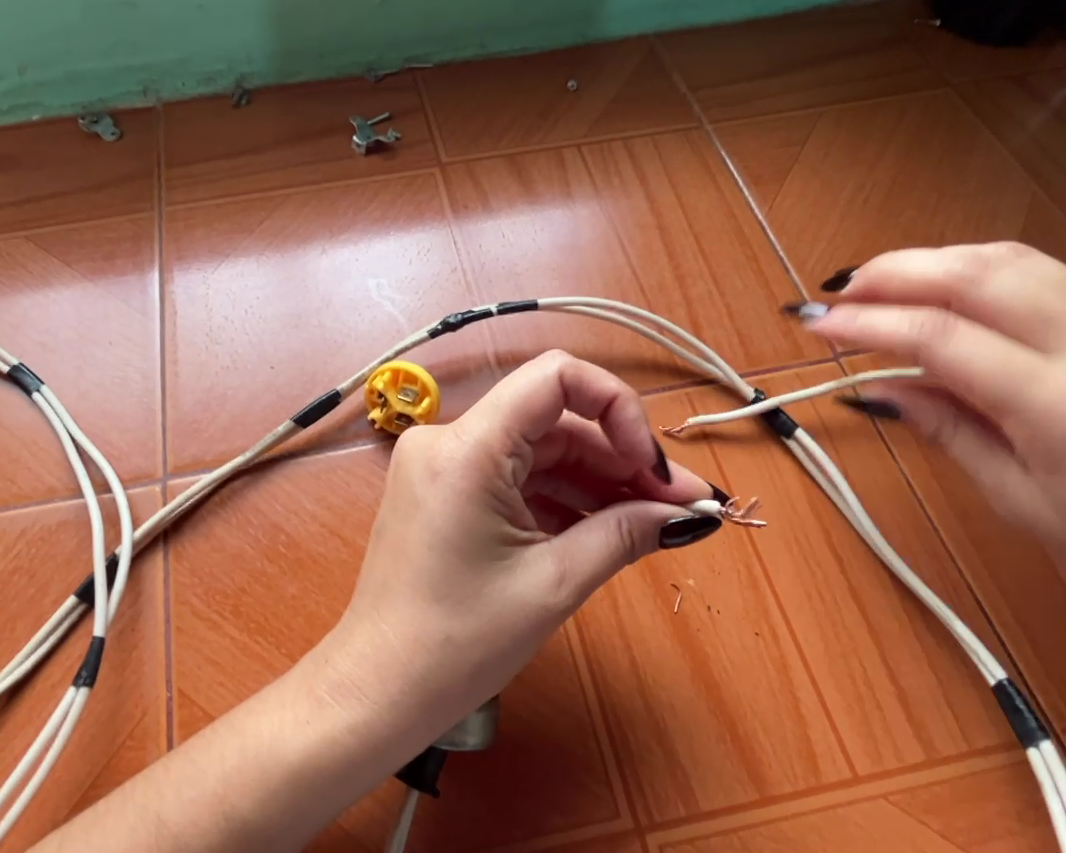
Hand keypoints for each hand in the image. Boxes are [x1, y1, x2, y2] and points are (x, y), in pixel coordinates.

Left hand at [317, 350, 722, 742]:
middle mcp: (449, 439)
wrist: (380, 689)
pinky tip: (610, 528)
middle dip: (622, 459)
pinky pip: (517, 477)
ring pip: (540, 450)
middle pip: (555, 420)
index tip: (653, 467)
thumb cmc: (458, 642)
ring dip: (600, 482)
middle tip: (684, 505)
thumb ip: (623, 534)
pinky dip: (564, 498)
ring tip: (661, 522)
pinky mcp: (447, 491)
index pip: (555, 376)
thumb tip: (686, 513)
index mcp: (466, 447)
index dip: (617, 407)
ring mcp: (444, 464)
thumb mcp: (552, 584)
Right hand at [807, 242, 1065, 613]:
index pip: (943, 338)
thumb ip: (946, 429)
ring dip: (930, 260)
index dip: (869, 324)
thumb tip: (875, 386)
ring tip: (874, 283)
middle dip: (892, 273)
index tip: (816, 326)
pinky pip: (1040, 273)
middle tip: (835, 293)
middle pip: (977, 276)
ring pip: (1009, 259)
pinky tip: (938, 287)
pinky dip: (973, 268)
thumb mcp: (1020, 501)